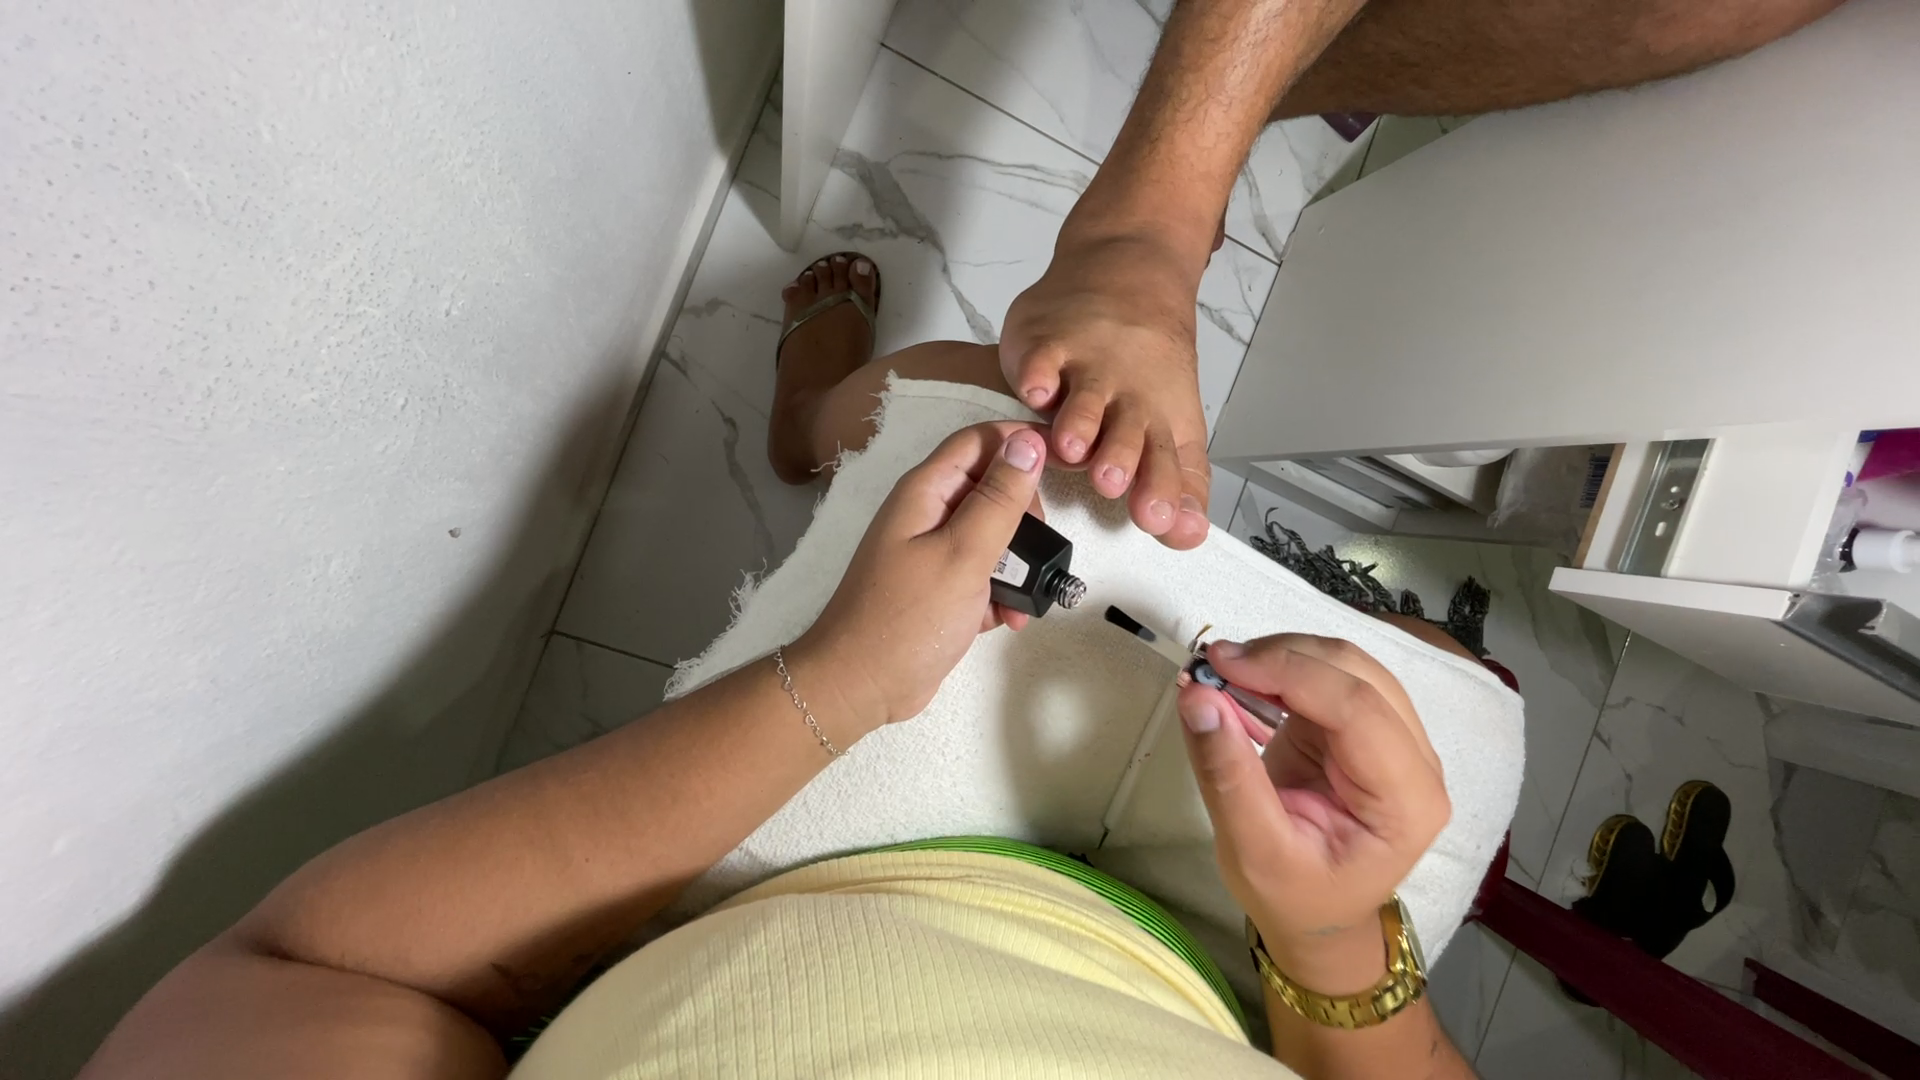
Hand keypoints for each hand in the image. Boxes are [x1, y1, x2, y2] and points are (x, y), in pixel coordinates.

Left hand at [789, 422, 1049, 734]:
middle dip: (1024, 516)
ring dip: (1017, 565)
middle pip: (991, 489)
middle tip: (1039, 549)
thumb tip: (1027, 443)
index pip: (979, 441)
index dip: (1021, 441)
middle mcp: (929, 513)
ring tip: (1025, 599)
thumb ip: (998, 500)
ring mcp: (934, 552)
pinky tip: (1006, 620)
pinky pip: (983, 575)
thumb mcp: (963, 554)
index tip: (1066, 457)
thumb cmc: (909, 616)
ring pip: (993, 537)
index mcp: (926, 491)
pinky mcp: (942, 588)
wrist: (862, 686)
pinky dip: (1000, 594)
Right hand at [1000, 230, 1210, 549]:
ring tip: (1071, 447)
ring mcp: (1088, 368)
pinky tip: (1035, 391)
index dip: (1161, 492)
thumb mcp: (1172, 422)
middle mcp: (1127, 398)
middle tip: (1110, 481)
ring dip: (1079, 423)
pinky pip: (1042, 359)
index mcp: (1158, 422)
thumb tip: (1187, 535)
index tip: (1157, 519)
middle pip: (1126, 434)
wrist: (1126, 272)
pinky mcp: (1050, 344)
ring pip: (1085, 400)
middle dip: (1120, 458)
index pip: (1165, 462)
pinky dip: (1037, 374)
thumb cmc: (1146, 362)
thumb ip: (1174, 483)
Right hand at [1178, 635, 1449, 992]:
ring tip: (1220, 672)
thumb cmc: (1294, 894)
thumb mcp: (1251, 848)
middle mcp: (1415, 760)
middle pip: (1355, 672)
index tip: (1216, 663)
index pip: (1356, 707)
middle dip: (1280, 655)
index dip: (1287, 671)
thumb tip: (1197, 695)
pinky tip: (1241, 680)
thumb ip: (1226, 773)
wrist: (1318, 914)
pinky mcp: (1363, 724)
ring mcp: (1394, 737)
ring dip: (1279, 654)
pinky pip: (1326, 673)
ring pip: (1342, 662)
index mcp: (1406, 800)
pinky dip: (1279, 666)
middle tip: (1210, 665)